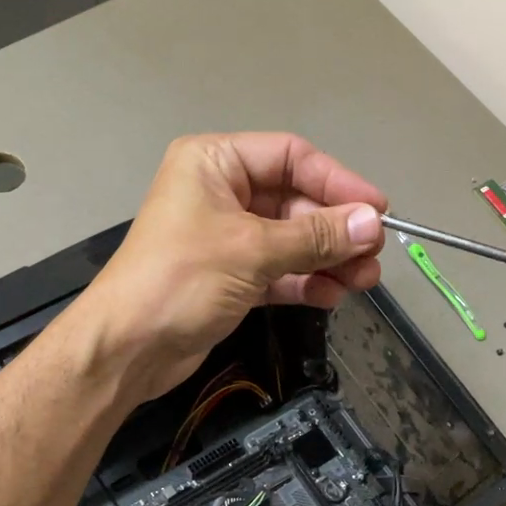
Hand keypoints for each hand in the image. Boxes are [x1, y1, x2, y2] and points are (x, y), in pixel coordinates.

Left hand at [71, 132, 387, 402]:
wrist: (129, 348)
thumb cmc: (182, 281)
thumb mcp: (252, 251)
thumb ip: (314, 238)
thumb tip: (371, 225)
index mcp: (215, 163)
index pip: (291, 157)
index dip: (337, 183)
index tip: (377, 210)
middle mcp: (220, 194)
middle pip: (294, 202)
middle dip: (336, 230)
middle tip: (374, 256)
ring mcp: (225, 240)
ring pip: (289, 242)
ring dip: (327, 260)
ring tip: (364, 281)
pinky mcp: (228, 280)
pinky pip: (277, 273)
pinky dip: (303, 283)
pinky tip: (332, 296)